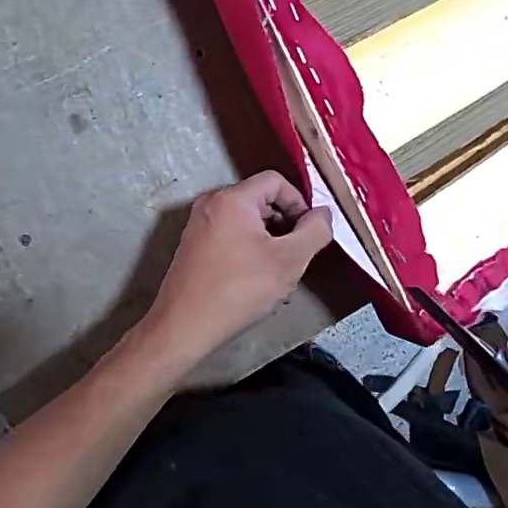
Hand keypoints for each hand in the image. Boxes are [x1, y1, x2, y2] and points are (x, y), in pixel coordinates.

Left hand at [139, 171, 331, 360]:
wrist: (184, 326)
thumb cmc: (239, 290)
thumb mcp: (289, 261)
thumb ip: (315, 231)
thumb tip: (322, 214)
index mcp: (232, 199)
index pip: (275, 181)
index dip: (299, 202)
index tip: (307, 232)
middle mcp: (211, 204)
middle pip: (260, 200)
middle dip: (284, 224)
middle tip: (295, 255)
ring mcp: (198, 225)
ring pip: (246, 221)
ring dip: (269, 240)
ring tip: (277, 273)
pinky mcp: (192, 246)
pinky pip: (230, 236)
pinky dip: (248, 250)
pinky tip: (254, 281)